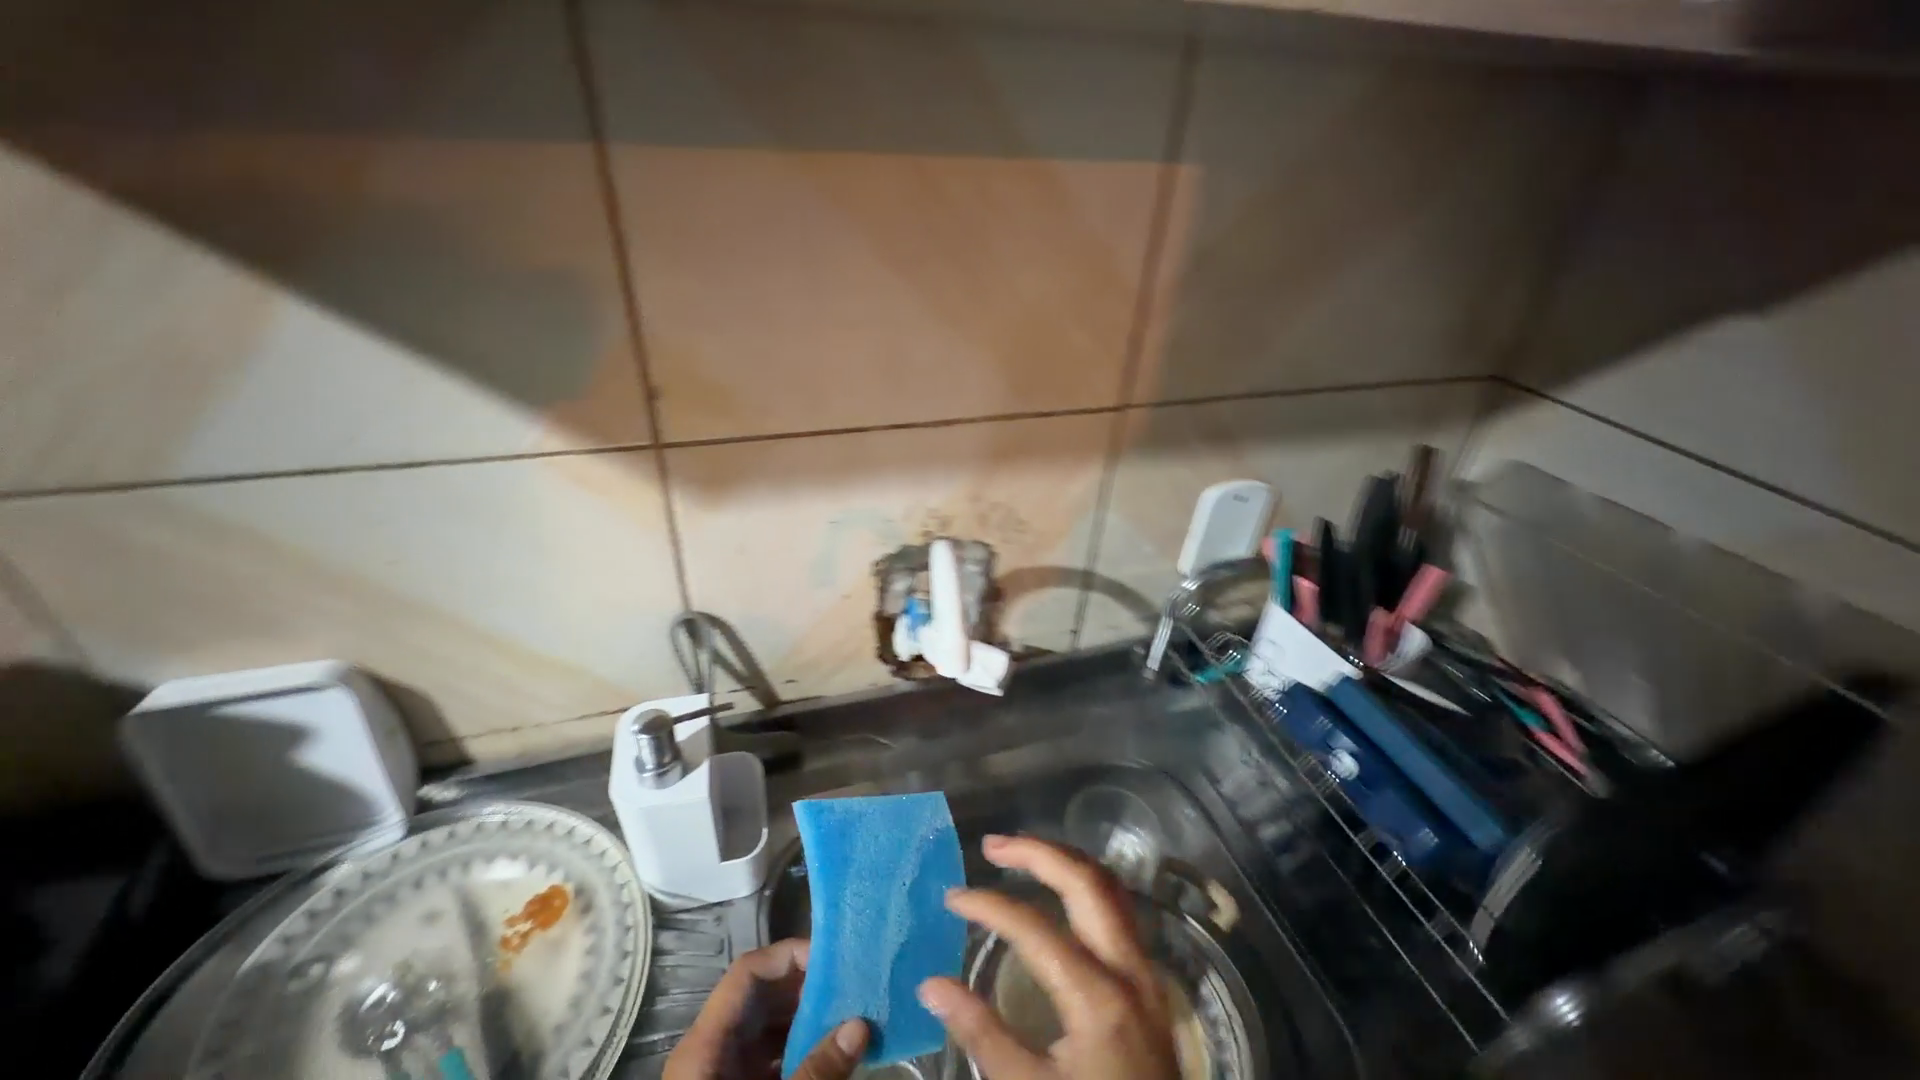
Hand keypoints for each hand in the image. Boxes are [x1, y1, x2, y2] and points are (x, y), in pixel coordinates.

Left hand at [665, 938, 869, 1079]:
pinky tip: (835, 1054)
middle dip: (809, 988)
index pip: (747, 972)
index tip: (836, 959)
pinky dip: (802, 1049)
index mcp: (705, 1044)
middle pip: (761, 996)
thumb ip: (815, 1071)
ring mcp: (722, 1072)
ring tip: (854, 1016)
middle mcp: (710, 1049)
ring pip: (769, 1027)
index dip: (790, 956)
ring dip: (810, 1020)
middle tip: (856, 986)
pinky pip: (771, 1056)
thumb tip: (860, 1025)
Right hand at [917, 835, 1180, 1079]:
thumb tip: (932, 985)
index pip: (1036, 927)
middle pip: (1087, 883)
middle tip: (992, 845)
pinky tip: (1062, 892)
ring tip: (1023, 853)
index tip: (952, 898)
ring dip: (1066, 862)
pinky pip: (1120, 912)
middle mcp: (1129, 970)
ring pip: (1111, 890)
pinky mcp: (1150, 985)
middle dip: (1038, 853)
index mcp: (1097, 996)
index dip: (989, 905)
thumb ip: (983, 1034)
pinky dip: (1087, 886)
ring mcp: (1147, 973)